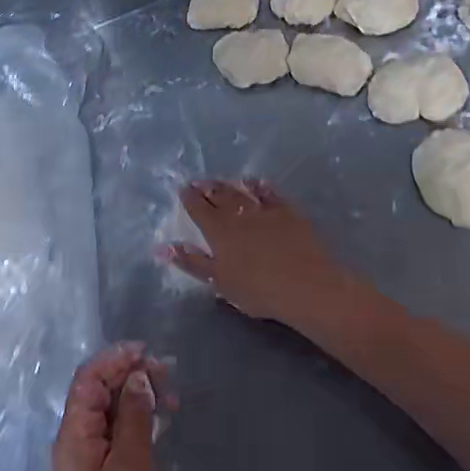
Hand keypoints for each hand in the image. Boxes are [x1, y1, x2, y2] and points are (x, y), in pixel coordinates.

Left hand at [53, 342, 168, 470]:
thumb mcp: (131, 467)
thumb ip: (132, 417)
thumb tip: (137, 376)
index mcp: (73, 437)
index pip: (86, 381)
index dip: (114, 359)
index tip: (146, 350)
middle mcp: (77, 443)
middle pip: (99, 393)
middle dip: (130, 375)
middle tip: (168, 371)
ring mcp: (91, 462)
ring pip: (112, 413)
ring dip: (138, 397)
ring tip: (172, 396)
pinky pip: (119, 435)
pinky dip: (140, 421)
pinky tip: (162, 419)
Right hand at [169, 179, 354, 326]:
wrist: (306, 285)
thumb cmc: (258, 290)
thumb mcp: (219, 281)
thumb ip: (192, 262)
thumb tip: (163, 247)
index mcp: (219, 232)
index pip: (199, 210)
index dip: (190, 198)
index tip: (183, 189)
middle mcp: (240, 215)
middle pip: (220, 196)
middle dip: (207, 188)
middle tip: (199, 181)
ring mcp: (266, 211)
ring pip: (243, 192)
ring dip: (230, 185)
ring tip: (222, 180)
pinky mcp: (289, 212)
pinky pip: (271, 193)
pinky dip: (261, 186)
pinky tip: (258, 182)